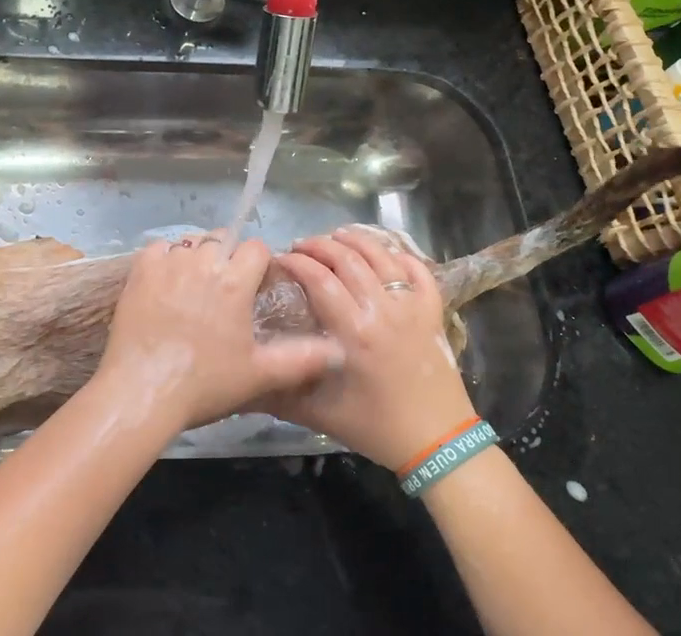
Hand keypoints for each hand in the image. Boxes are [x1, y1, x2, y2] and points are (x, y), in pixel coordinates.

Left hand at [96, 236, 342, 434]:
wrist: (143, 391)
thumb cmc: (205, 383)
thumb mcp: (260, 375)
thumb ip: (302, 359)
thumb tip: (337, 351)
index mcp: (234, 281)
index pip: (255, 247)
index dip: (259, 264)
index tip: (255, 287)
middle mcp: (202, 262)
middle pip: (222, 240)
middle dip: (228, 258)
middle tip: (224, 292)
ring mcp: (167, 264)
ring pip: (189, 243)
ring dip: (196, 257)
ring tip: (194, 288)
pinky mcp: (139, 272)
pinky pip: (158, 249)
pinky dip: (165, 258)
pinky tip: (166, 282)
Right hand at [268, 230, 475, 470]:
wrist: (437, 443)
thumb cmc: (375, 428)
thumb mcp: (320, 415)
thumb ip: (279, 396)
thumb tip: (243, 386)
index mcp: (353, 332)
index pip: (319, 279)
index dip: (296, 262)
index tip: (280, 260)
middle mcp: (382, 311)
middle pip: (348, 259)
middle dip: (319, 245)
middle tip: (300, 246)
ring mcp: (412, 308)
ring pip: (382, 256)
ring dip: (356, 241)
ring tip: (336, 236)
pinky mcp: (433, 313)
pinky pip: (419, 272)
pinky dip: (400, 256)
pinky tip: (384, 254)